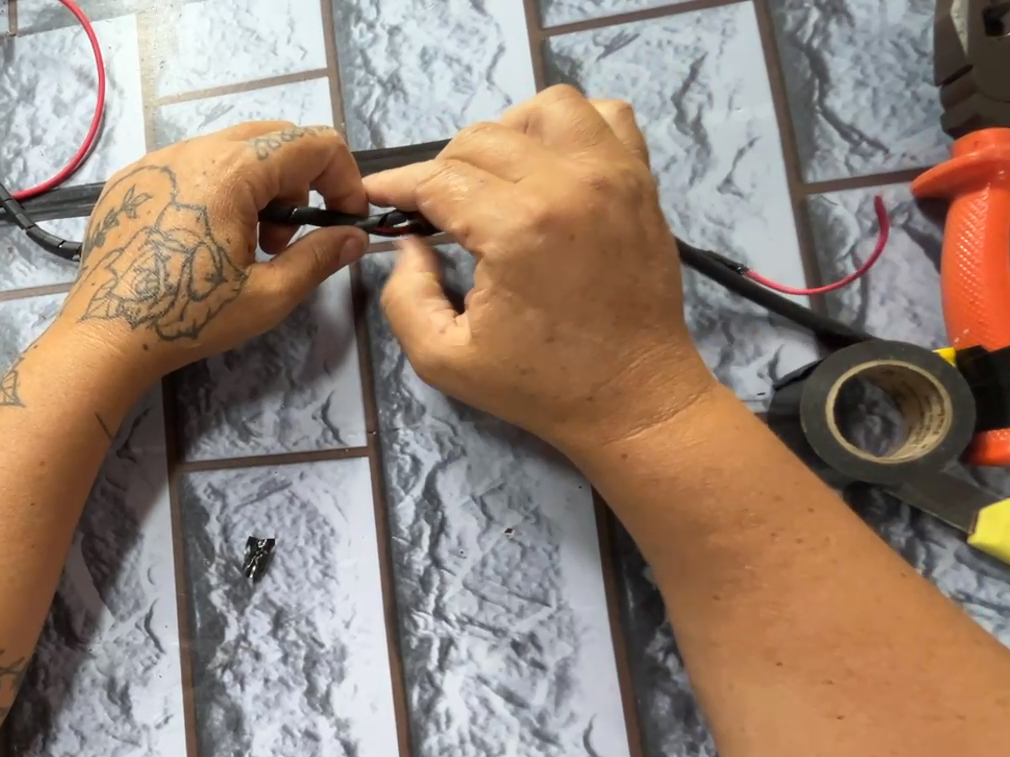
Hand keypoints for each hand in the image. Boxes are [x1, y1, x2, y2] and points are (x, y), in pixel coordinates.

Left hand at [55, 122, 371, 386]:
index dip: (342, 178)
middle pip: (269, 141)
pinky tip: (194, 245)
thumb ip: (318, 258)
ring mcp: (153, 163)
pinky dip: (207, 195)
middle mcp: (191, 151)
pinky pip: (183, 171)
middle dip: (294, 185)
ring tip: (239, 247)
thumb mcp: (266, 296)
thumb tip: (354, 237)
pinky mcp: (127, 184)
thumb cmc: (186, 319)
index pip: (312, 143)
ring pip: (224, 154)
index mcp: (232, 171)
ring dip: (250, 190)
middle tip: (282, 241)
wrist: (105, 336)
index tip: (343, 218)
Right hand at [364, 86, 718, 458]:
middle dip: (436, 169)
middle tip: (422, 212)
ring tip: (481, 182)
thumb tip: (408, 244)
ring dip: (499, 137)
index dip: (394, 185)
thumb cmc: (532, 383)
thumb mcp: (439, 357)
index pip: (438, 179)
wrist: (627, 393)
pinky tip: (539, 169)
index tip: (370, 197)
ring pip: (542, 110)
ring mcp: (614, 173)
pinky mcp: (639, 179)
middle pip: (480, 139)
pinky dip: (561, 130)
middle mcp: (569, 184)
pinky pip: (602, 115)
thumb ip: (404, 296)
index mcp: (517, 229)